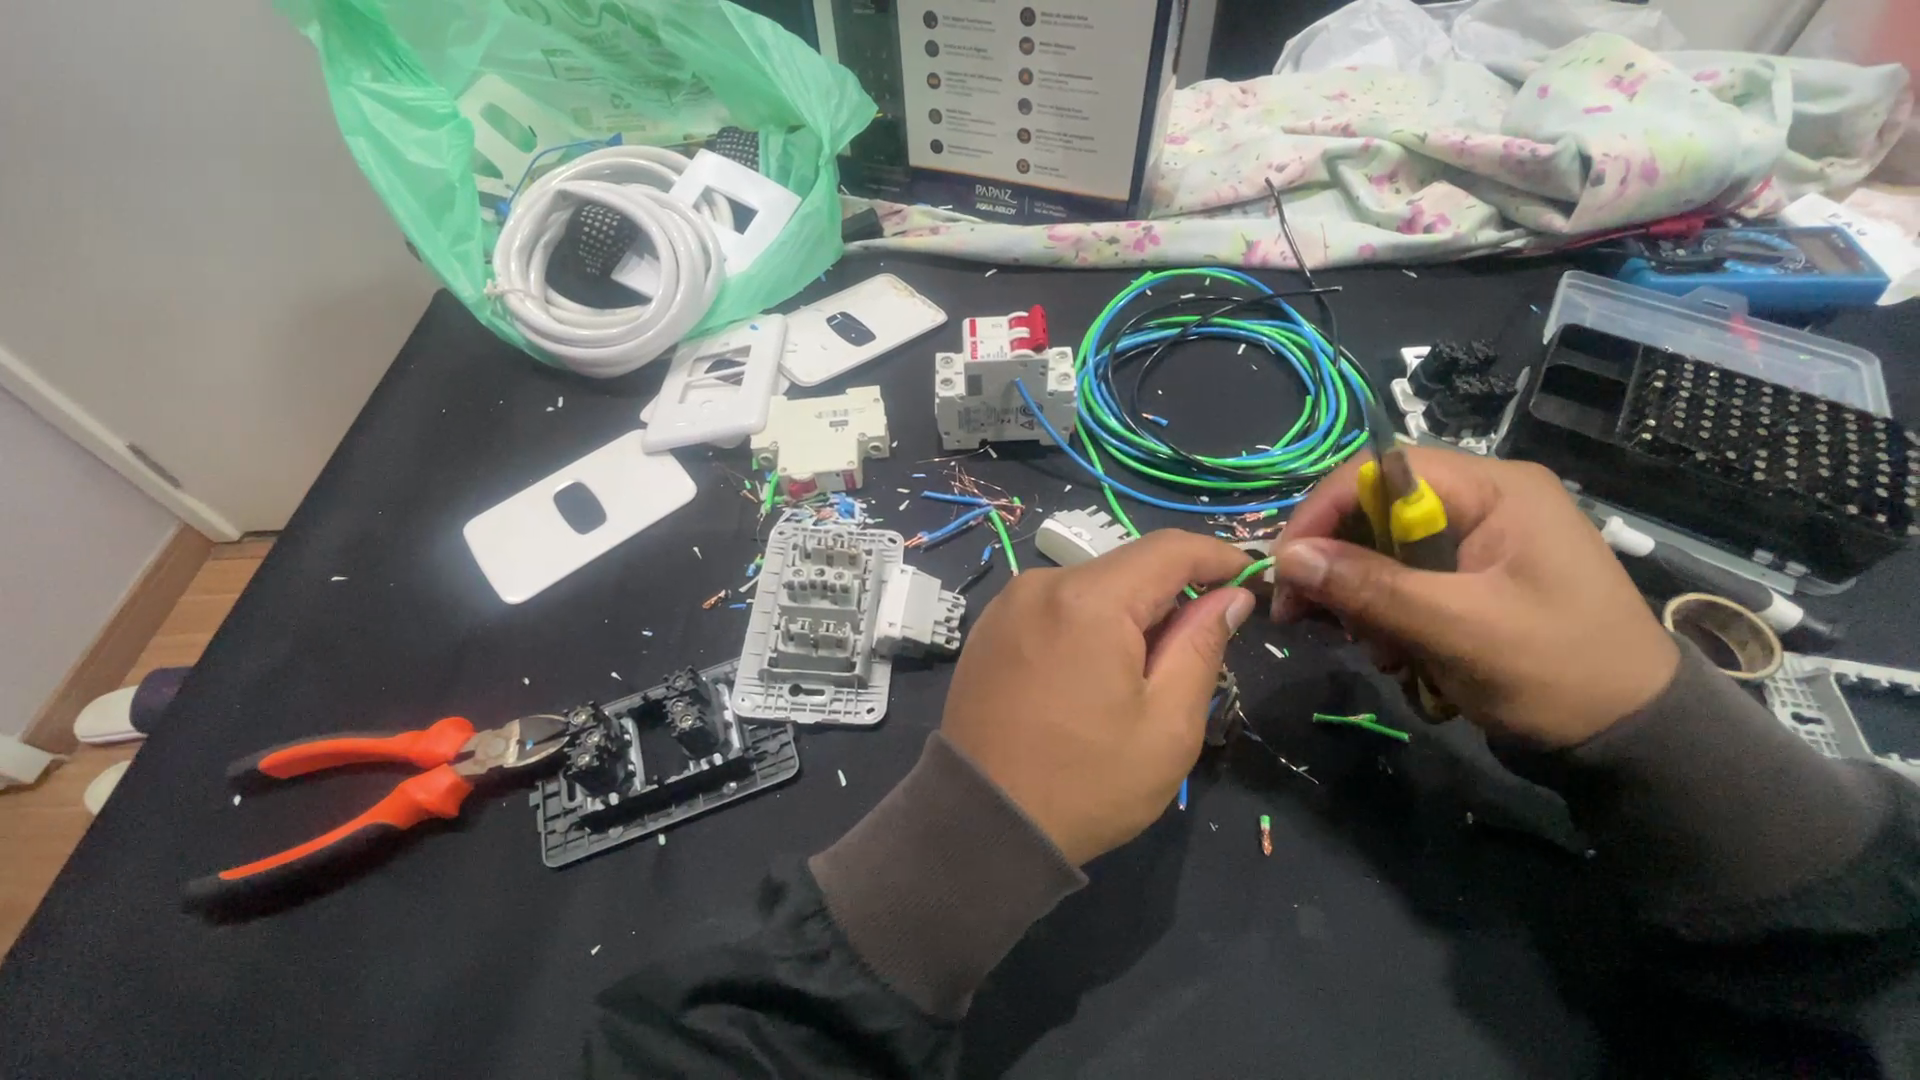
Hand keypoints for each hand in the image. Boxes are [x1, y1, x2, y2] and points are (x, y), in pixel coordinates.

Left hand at [941, 531, 1257, 865]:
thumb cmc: (1085, 783)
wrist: (980, 822)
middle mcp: (1040, 584)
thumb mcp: (1167, 725)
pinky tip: (1092, 676)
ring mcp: (1006, 605)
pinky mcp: (988, 630)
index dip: (1217, 556)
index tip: (1251, 577)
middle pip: (1127, 568)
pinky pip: (1054, 608)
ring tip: (1141, 677)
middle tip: (1197, 651)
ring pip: (1090, 588)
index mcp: (1087, 600)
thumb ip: (1201, 646)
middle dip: (1172, 597)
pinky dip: (1087, 626)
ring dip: (1128, 615)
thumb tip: (1231, 596)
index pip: (1169, 550)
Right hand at [1272, 448, 1678, 747]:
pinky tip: (1393, 652)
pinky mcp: (1469, 576)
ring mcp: (1477, 540)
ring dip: (1360, 599)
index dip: (1324, 510)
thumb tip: (1287, 557)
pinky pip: (1401, 579)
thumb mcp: (1457, 629)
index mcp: (1496, 490)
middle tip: (1306, 616)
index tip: (1286, 566)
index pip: (1382, 470)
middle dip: (1338, 565)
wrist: (1631, 737)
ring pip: (1380, 549)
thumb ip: (1371, 587)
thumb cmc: (1556, 671)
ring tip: (1372, 649)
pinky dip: (1383, 615)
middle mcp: (1484, 501)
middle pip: (1375, 511)